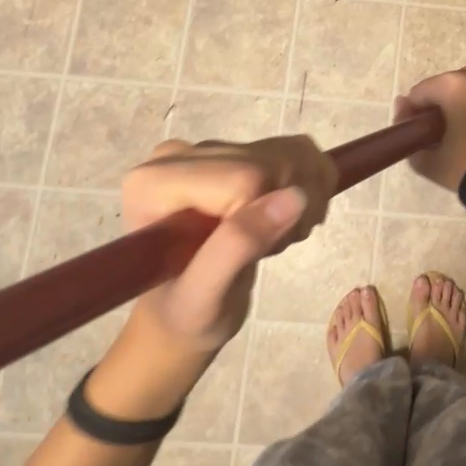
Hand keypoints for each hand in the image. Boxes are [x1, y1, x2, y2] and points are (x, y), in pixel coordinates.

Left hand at [121, 136, 336, 353]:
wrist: (179, 314)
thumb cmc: (182, 315)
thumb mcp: (201, 299)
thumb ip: (237, 246)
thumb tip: (295, 197)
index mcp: (155, 183)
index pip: (246, 176)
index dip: (268, 215)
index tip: (262, 252)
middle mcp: (178, 155)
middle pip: (272, 160)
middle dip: (292, 207)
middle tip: (272, 248)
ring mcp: (208, 151)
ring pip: (291, 152)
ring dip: (305, 198)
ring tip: (275, 236)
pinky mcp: (235, 152)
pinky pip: (296, 150)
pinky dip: (310, 184)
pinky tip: (286, 216)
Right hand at [394, 65, 465, 194]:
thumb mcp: (427, 160)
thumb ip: (406, 132)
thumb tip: (402, 107)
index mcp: (452, 84)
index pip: (417, 95)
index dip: (411, 115)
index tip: (413, 136)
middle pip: (439, 89)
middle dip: (432, 109)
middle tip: (432, 137)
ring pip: (459, 91)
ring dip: (451, 107)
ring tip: (451, 136)